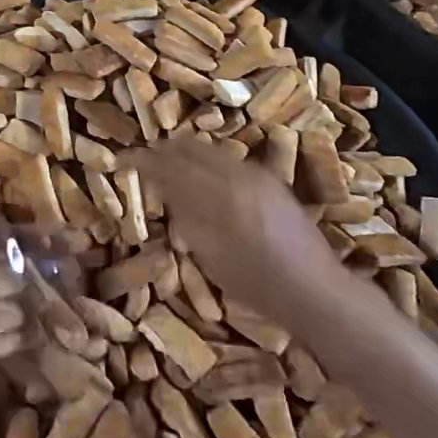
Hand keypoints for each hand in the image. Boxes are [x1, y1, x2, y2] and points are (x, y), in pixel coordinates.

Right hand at [135, 139, 351, 324]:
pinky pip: (229, 159)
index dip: (144, 160)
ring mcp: (257, 175)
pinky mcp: (271, 180)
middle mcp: (237, 175)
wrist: (313, 289)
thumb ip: (185, 217)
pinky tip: (202, 172)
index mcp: (217, 194)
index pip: (170, 165)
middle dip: (163, 150)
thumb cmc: (255, 282)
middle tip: (142, 156)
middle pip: (191, 148)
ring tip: (166, 161)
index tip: (123, 159)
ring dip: (185, 152)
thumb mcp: (208, 253)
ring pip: (211, 150)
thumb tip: (166, 192)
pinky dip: (207, 160)